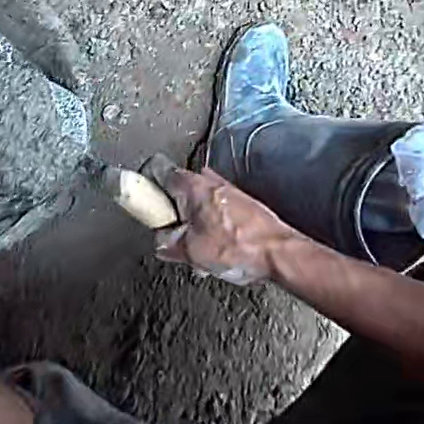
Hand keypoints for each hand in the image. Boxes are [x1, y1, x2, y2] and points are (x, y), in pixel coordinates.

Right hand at [151, 162, 301, 285]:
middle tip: (173, 234)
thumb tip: (161, 242)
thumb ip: (168, 244)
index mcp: (192, 185)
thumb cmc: (238, 247)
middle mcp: (209, 181)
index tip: (143, 201)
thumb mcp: (191, 252)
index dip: (146, 183)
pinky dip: (212, 226)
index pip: (159, 170)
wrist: (280, 253)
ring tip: (199, 249)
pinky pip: (217, 210)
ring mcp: (228, 191)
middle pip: (179, 189)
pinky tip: (218, 250)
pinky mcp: (243, 204)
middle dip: (173, 211)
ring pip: (199, 201)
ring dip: (194, 221)